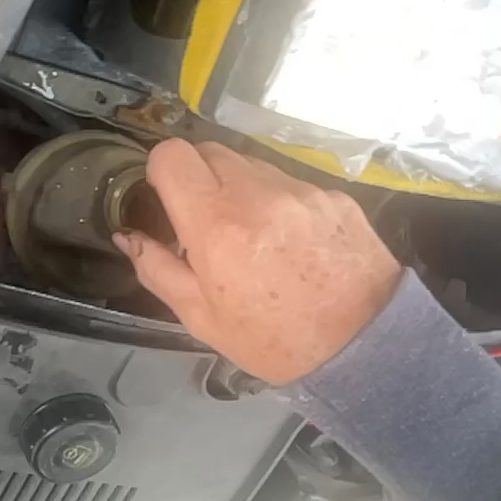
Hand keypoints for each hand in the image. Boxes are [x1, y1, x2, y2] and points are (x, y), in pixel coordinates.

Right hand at [112, 139, 400, 385]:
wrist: (371, 351)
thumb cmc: (274, 341)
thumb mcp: (200, 316)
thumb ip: (156, 268)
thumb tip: (129, 236)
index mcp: (215, 224)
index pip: (171, 155)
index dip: (160, 170)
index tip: (166, 196)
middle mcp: (257, 194)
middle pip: (208, 150)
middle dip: (197, 176)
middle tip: (203, 217)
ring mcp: (300, 191)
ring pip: (249, 164)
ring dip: (237, 186)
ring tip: (250, 232)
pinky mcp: (334, 196)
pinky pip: (288, 182)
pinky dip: (277, 200)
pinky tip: (290, 241)